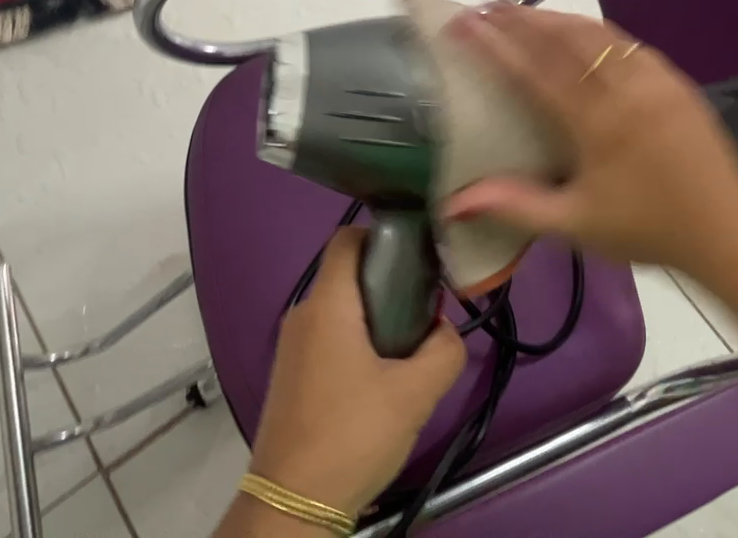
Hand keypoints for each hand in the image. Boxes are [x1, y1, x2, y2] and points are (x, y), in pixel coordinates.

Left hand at [248, 227, 466, 517]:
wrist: (292, 504)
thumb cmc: (352, 434)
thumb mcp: (415, 394)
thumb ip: (444, 350)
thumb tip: (445, 329)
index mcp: (327, 305)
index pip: (346, 237)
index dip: (382, 235)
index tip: (417, 256)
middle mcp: (303, 314)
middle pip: (348, 274)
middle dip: (390, 283)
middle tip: (426, 310)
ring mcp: (293, 346)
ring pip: (341, 309)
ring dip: (377, 317)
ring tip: (410, 349)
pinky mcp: (292, 374)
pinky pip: (330, 337)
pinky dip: (358, 342)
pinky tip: (383, 378)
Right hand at [442, 3, 737, 275]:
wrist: (728, 230)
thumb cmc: (647, 229)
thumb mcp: (577, 225)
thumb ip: (516, 206)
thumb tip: (453, 203)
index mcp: (597, 122)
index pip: (535, 70)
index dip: (495, 44)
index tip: (463, 23)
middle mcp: (624, 88)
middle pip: (564, 37)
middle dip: (521, 18)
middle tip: (486, 7)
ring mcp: (654, 78)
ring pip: (597, 33)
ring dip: (556, 17)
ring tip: (523, 12)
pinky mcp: (674, 79)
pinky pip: (626, 42)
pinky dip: (592, 30)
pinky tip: (580, 32)